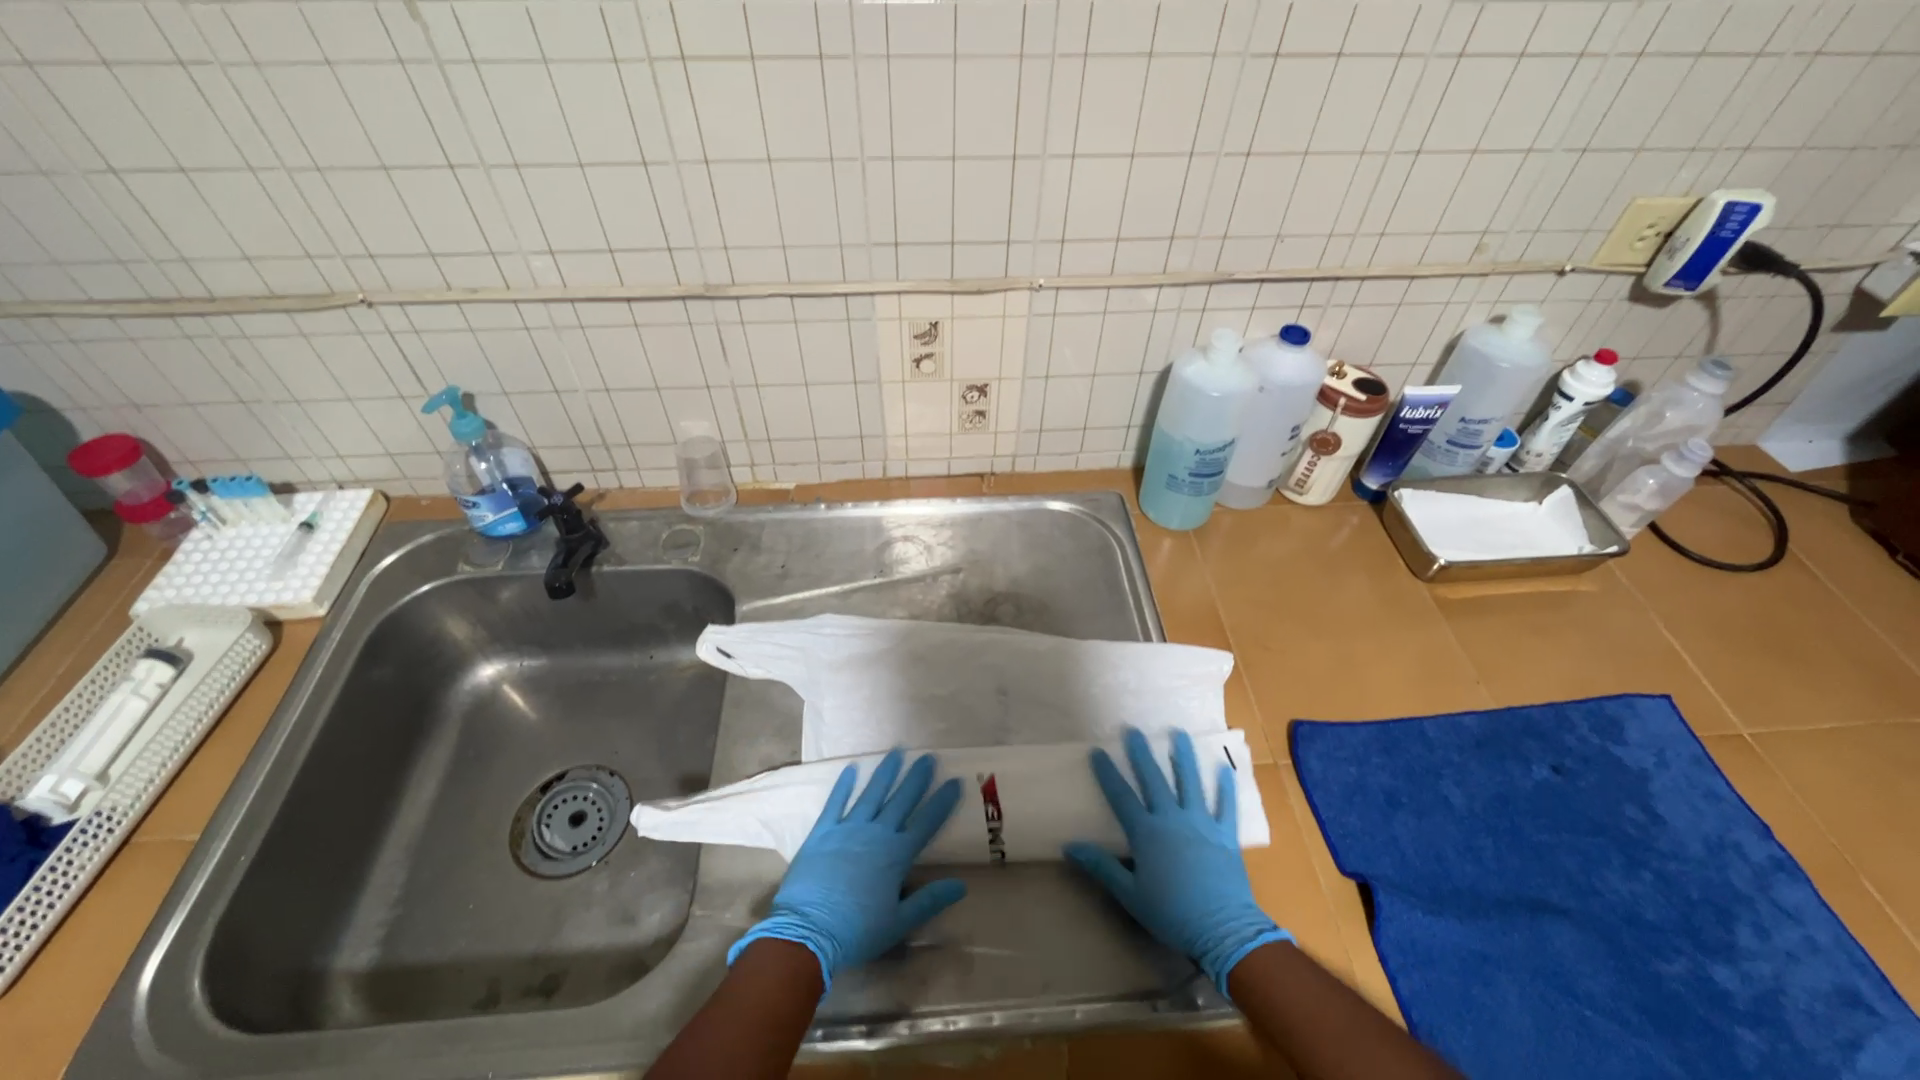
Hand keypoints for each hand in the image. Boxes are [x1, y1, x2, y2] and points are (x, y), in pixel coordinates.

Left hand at [728, 750, 966, 989]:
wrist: (808, 932)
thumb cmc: (857, 931)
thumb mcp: (899, 922)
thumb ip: (930, 901)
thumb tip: (961, 886)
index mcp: (897, 856)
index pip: (926, 823)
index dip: (942, 802)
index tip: (954, 781)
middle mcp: (876, 835)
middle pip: (901, 801)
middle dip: (916, 778)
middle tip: (928, 757)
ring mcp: (847, 830)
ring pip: (871, 794)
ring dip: (885, 773)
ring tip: (896, 752)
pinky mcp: (822, 833)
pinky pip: (835, 803)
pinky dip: (843, 785)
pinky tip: (850, 768)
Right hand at [1064, 728, 1291, 997]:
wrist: (1222, 929)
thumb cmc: (1171, 913)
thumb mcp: (1129, 894)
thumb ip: (1101, 867)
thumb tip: (1069, 846)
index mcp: (1146, 834)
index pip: (1121, 797)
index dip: (1108, 774)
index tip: (1097, 751)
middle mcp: (1172, 820)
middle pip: (1154, 780)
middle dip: (1142, 754)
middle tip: (1134, 729)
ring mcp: (1202, 824)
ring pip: (1191, 783)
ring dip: (1184, 756)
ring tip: (1179, 733)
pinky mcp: (1226, 836)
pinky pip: (1226, 806)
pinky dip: (1226, 787)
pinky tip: (1225, 769)